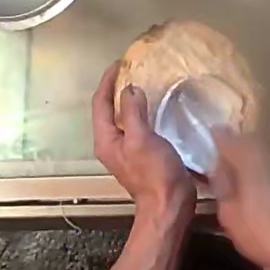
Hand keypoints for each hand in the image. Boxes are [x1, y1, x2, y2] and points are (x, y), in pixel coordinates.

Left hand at [91, 64, 192, 223]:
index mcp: (106, 139)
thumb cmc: (154, 174)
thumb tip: (129, 88)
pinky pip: (136, 126)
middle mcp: (111, 144)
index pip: (99, 103)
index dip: (107, 81)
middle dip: (115, 88)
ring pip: (122, 117)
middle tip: (131, 69)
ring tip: (141, 82)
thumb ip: (132, 112)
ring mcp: (126, 150)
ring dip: (128, 99)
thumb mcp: (141, 139)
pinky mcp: (141, 154)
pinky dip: (141, 112)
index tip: (120, 63)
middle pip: (107, 109)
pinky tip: (154, 106)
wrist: (169, 206)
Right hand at [210, 130, 269, 269]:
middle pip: (245, 150)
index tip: (204, 170)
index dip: (209, 150)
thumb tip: (220, 170)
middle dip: (235, 167)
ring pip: (266, 166)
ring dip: (257, 182)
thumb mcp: (229, 216)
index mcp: (248, 150)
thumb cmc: (269, 233)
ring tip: (251, 214)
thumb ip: (221, 187)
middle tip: (226, 195)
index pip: (220, 137)